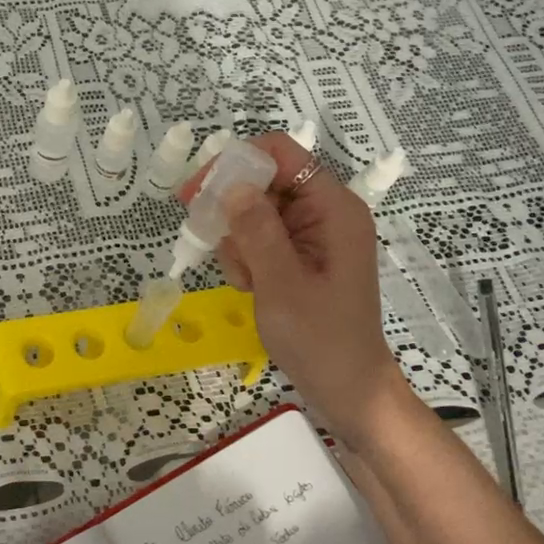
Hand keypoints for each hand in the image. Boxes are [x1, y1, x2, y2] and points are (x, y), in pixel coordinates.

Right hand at [178, 132, 409, 439]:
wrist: (346, 387)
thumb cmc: (320, 338)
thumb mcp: (281, 284)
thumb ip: (257, 230)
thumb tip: (232, 184)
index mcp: (333, 208)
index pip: (281, 155)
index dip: (236, 163)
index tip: (197, 192)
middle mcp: (325, 213)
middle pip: (264, 182)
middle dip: (233, 211)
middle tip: (210, 242)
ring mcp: (313, 235)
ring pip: (255, 211)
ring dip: (237, 241)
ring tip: (246, 280)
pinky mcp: (301, 256)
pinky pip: (261, 237)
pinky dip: (246, 257)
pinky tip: (251, 288)